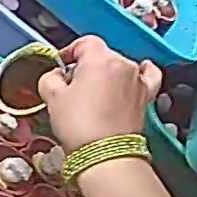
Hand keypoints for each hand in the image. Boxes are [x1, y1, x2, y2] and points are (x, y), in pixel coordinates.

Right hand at [37, 36, 161, 151]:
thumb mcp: (51, 98)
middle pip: (100, 56)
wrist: (104, 153)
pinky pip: (147, 76)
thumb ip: (50, 78)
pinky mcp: (146, 95)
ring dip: (105, 76)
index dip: (69, 52)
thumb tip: (56, 75)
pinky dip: (140, 73)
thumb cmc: (78, 124)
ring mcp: (137, 79)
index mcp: (98, 59)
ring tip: (92, 96)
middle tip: (70, 88)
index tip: (60, 65)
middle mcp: (122, 63)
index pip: (84, 43)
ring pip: (118, 67)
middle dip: (85, 67)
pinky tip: (135, 74)